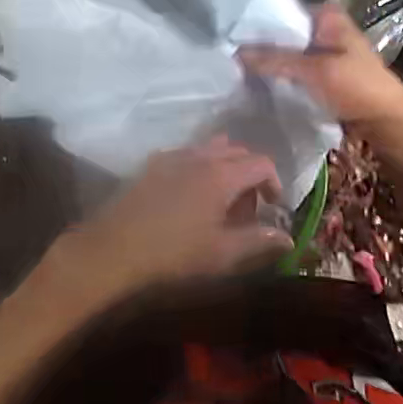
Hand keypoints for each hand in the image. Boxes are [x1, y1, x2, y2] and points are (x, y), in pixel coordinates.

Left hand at [53, 137, 292, 303]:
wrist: (114, 249)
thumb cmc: (173, 254)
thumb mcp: (222, 254)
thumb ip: (258, 242)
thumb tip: (288, 238)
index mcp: (222, 174)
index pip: (261, 163)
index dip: (274, 183)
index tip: (273, 208)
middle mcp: (200, 156)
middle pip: (238, 151)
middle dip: (251, 174)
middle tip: (248, 209)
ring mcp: (173, 156)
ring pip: (211, 149)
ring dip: (226, 167)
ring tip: (222, 200)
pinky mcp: (153, 164)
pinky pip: (188, 154)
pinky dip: (201, 166)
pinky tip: (191, 197)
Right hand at [238, 3, 402, 130]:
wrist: (389, 123)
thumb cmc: (358, 88)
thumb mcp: (315, 71)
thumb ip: (275, 59)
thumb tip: (235, 52)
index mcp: (327, 15)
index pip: (283, 9)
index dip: (257, 20)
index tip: (229, 31)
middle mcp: (324, 28)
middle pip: (283, 32)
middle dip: (260, 42)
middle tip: (227, 49)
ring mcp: (323, 51)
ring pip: (287, 52)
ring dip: (268, 61)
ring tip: (235, 64)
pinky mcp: (321, 74)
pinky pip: (293, 69)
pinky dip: (279, 74)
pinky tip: (256, 79)